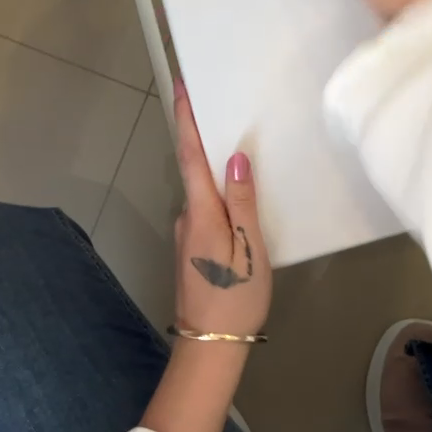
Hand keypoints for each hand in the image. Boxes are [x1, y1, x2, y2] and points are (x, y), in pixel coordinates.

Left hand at [171, 84, 270, 338]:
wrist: (210, 346)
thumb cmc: (235, 296)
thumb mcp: (250, 249)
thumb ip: (243, 202)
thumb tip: (236, 157)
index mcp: (200, 211)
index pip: (189, 154)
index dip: (185, 118)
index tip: (181, 85)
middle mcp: (187, 216)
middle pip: (191, 166)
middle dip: (199, 134)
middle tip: (214, 104)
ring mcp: (186, 234)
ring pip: (200, 191)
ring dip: (211, 168)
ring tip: (235, 148)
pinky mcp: (192, 249)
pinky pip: (205, 209)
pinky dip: (216, 195)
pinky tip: (235, 199)